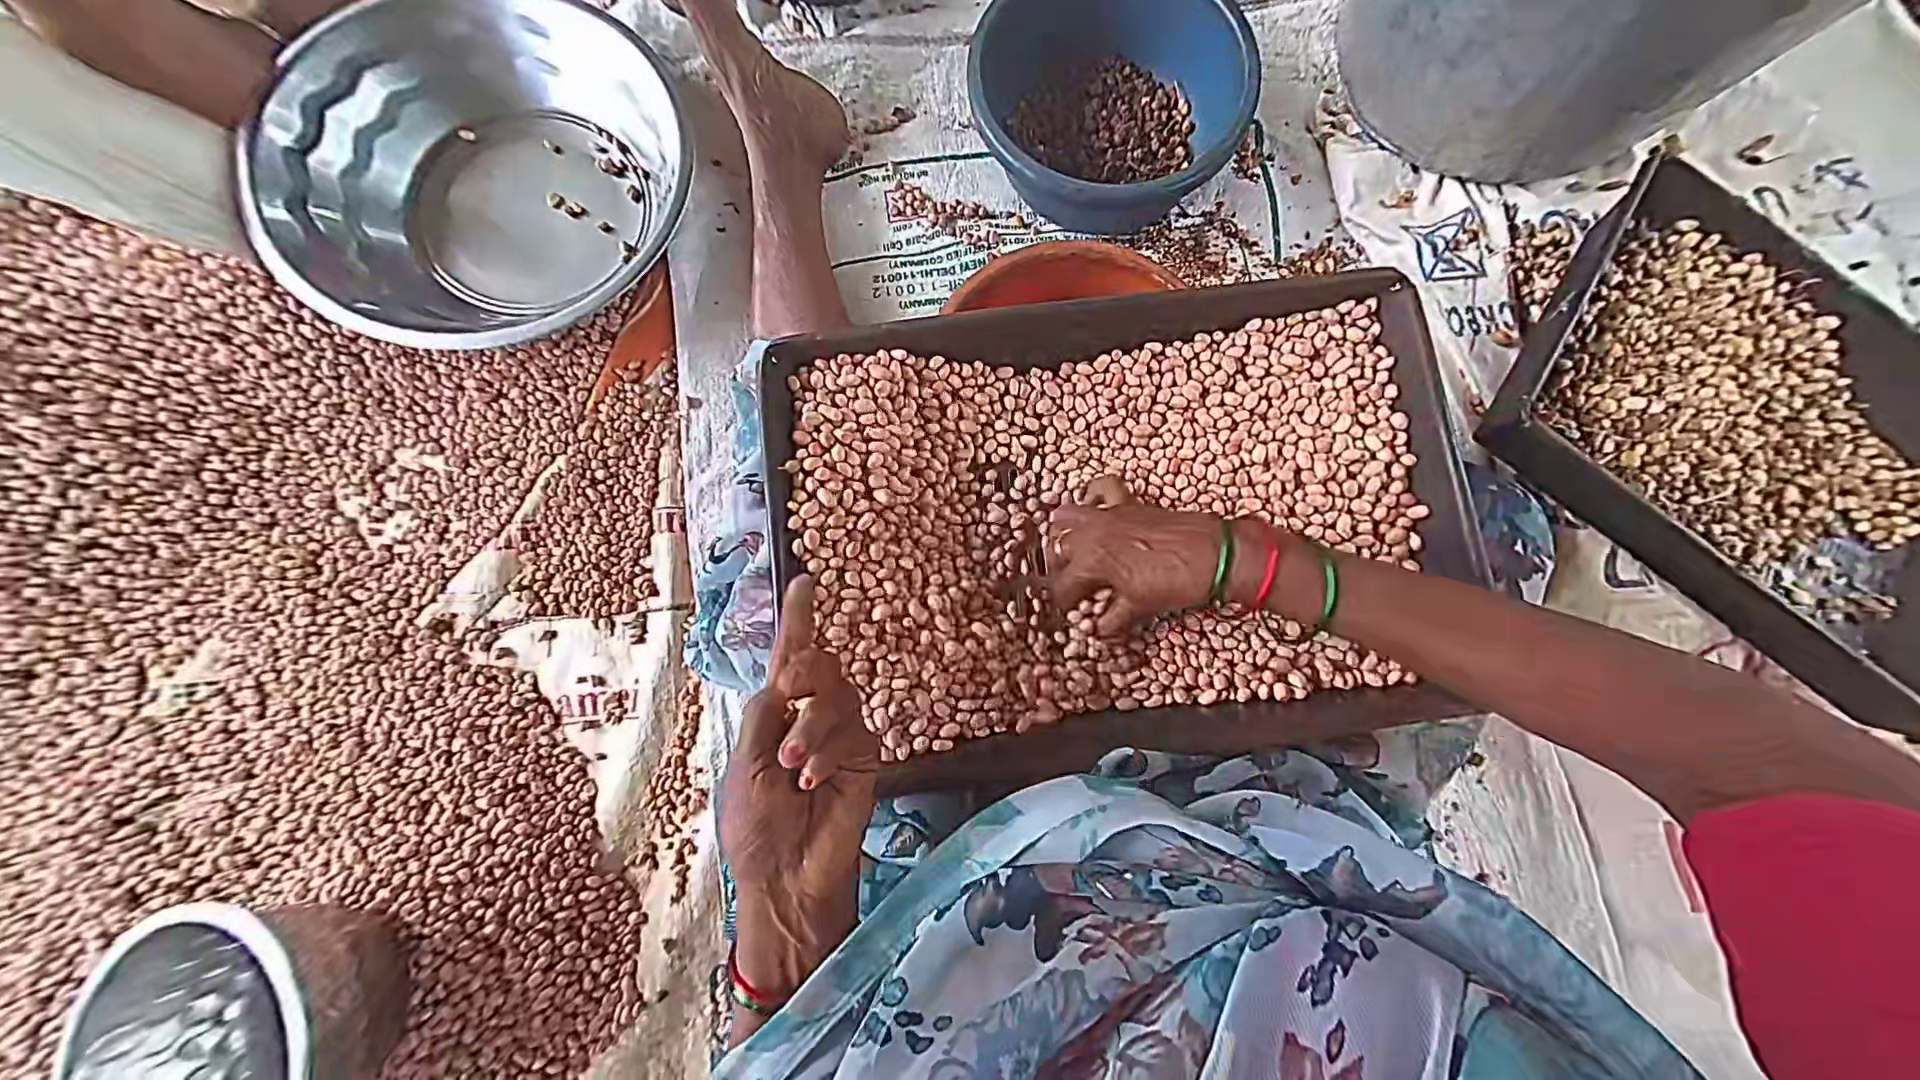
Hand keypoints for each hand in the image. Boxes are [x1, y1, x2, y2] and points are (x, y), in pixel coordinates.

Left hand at [718, 575, 876, 999]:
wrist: (783, 879)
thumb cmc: (755, 825)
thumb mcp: (744, 763)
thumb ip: (764, 714)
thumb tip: (783, 676)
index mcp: (780, 712)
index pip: (792, 656)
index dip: (800, 618)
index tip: (805, 580)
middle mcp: (814, 714)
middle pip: (820, 665)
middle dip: (805, 671)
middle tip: (788, 693)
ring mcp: (843, 734)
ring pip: (836, 697)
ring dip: (811, 727)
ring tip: (793, 768)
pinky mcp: (866, 756)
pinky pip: (852, 732)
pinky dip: (827, 752)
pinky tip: (812, 780)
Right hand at [1044, 477, 1223, 634]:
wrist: (1215, 555)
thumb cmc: (1178, 579)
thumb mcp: (1139, 605)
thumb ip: (1112, 618)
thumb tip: (1100, 627)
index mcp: (1091, 559)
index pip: (1062, 586)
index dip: (1065, 603)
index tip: (1072, 611)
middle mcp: (1093, 532)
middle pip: (1058, 552)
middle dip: (1061, 572)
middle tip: (1075, 589)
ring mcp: (1109, 514)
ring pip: (1066, 517)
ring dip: (1065, 535)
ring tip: (1076, 553)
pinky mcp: (1127, 505)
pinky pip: (1099, 491)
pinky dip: (1092, 497)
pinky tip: (1095, 512)